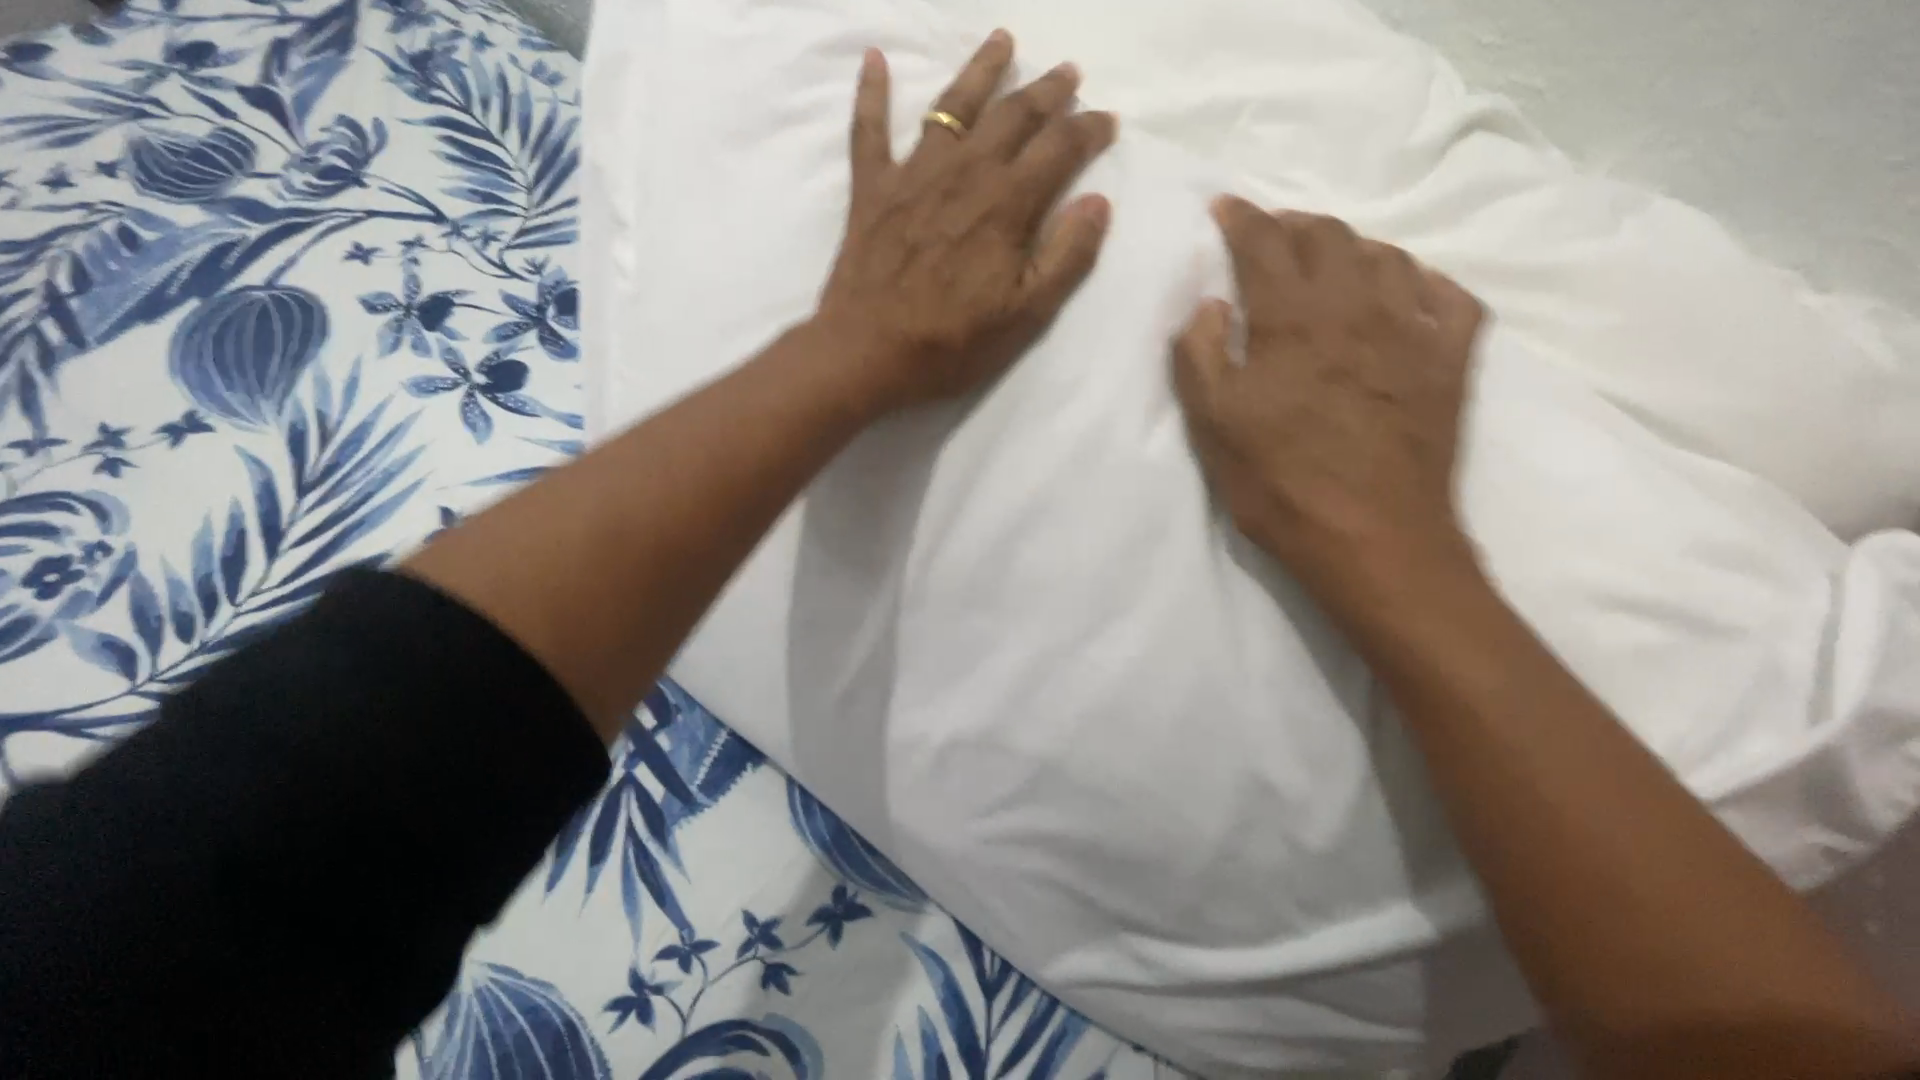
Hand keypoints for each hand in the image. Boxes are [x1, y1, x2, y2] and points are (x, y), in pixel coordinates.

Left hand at [814, 32, 1116, 413]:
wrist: (868, 353)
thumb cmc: (953, 343)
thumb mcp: (1026, 314)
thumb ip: (1067, 256)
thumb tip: (1098, 202)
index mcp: (1007, 204)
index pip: (1060, 148)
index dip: (1088, 129)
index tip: (1107, 120)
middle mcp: (964, 173)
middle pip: (1012, 115)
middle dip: (1046, 90)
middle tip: (1068, 73)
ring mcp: (913, 175)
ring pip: (952, 106)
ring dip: (980, 69)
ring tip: (1002, 41)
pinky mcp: (872, 188)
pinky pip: (869, 129)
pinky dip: (870, 92)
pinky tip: (874, 58)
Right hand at [1172, 198, 1486, 596]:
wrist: (1374, 539)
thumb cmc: (1281, 485)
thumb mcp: (1213, 426)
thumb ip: (1200, 356)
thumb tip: (1211, 305)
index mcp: (1292, 319)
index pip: (1264, 243)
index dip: (1241, 218)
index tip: (1225, 209)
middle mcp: (1356, 307)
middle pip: (1328, 236)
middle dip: (1293, 226)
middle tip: (1271, 238)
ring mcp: (1413, 331)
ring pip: (1387, 256)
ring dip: (1351, 248)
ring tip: (1330, 264)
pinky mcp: (1451, 362)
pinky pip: (1449, 297)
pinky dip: (1423, 282)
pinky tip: (1406, 294)